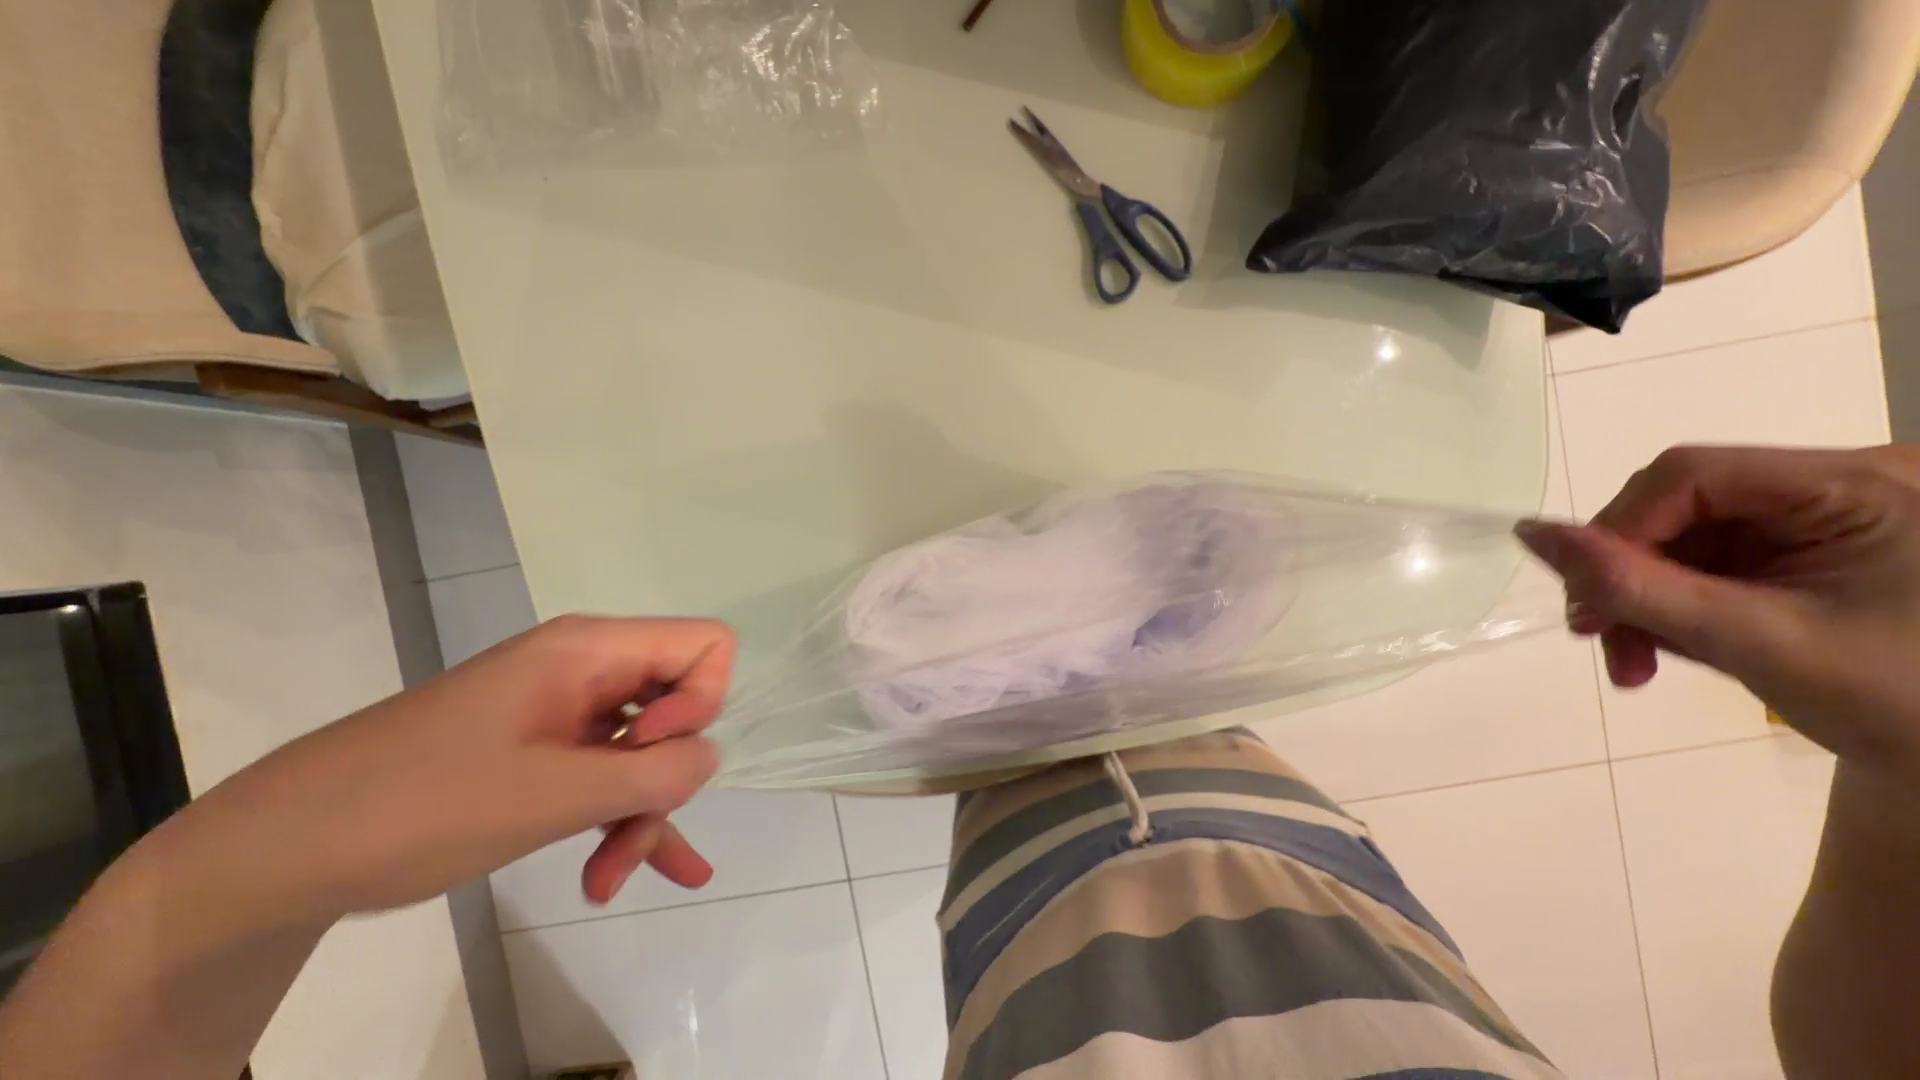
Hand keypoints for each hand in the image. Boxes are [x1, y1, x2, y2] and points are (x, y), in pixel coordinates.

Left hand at [149, 615, 735, 923]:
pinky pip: (600, 777)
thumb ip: (654, 773)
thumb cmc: (423, 806)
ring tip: (607, 880)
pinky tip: (626, 876)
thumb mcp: (553, 794)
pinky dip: (615, 820)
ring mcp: (556, 713)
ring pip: (638, 752)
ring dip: (637, 814)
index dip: (702, 702)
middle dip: (667, 776)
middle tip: (630, 834)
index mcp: (587, 650)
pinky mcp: (534, 754)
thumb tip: (709, 756)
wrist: (284, 849)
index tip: (652, 755)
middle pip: (675, 705)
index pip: (703, 644)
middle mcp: (581, 670)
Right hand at [1517, 444, 1919, 782]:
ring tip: (1635, 662)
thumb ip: (1633, 585)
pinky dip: (1675, 605)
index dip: (1620, 530)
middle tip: (1600, 640)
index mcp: (1859, 485)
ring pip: (1682, 538)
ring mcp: (1825, 516)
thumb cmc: (1890, 705)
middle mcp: (1843, 482)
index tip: (1591, 601)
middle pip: (1680, 506)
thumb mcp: (1752, 642)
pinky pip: (1708, 560)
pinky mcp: (1807, 547)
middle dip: (1629, 576)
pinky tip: (1672, 645)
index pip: (1691, 475)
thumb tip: (1529, 533)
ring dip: (1643, 599)